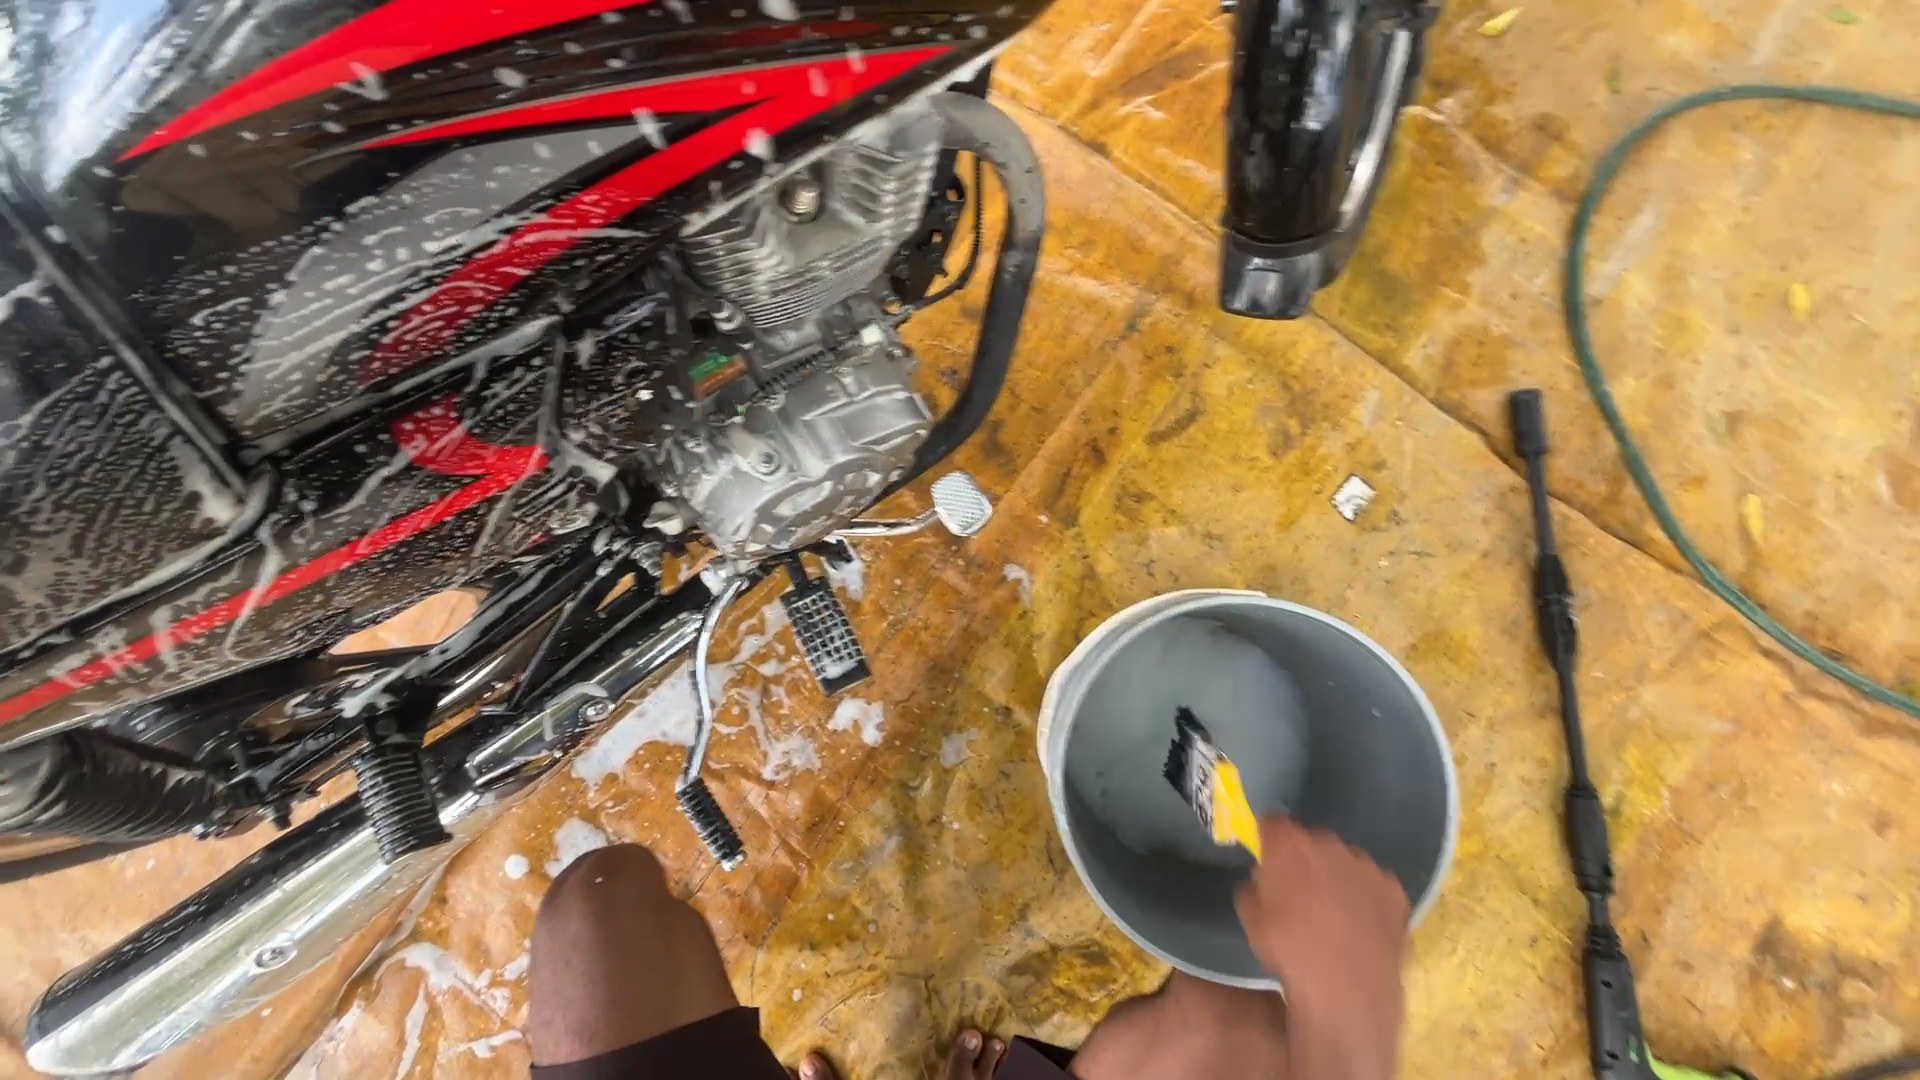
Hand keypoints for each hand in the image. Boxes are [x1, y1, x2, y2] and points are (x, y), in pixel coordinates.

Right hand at [1235, 817, 1409, 1079]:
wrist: (1347, 991)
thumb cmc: (1289, 950)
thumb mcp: (1250, 917)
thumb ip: (1253, 885)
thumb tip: (1262, 879)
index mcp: (1289, 844)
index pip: (1272, 822)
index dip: (1267, 838)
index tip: (1266, 858)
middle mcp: (1328, 844)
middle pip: (1310, 840)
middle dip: (1303, 857)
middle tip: (1298, 889)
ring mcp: (1366, 866)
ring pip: (1344, 860)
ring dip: (1336, 874)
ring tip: (1333, 910)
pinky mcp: (1394, 891)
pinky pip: (1373, 884)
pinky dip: (1365, 896)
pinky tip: (1361, 923)